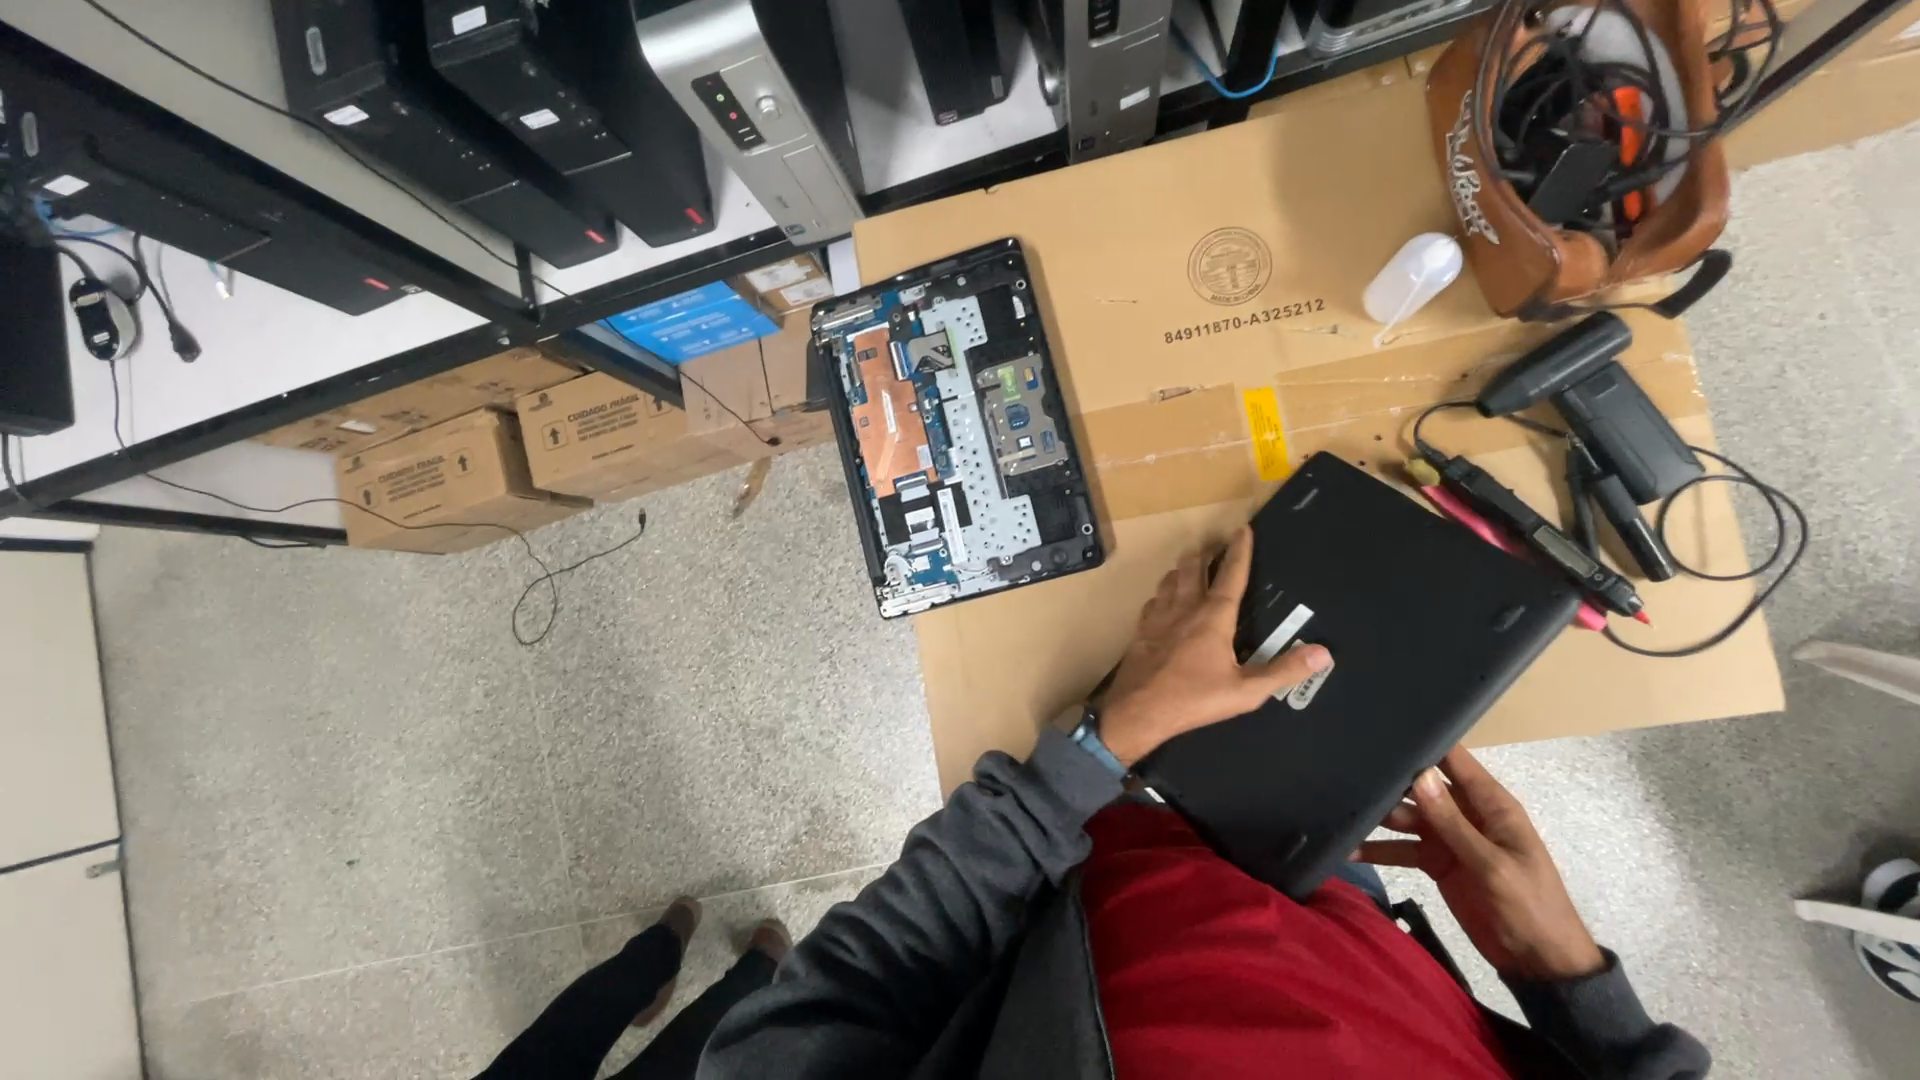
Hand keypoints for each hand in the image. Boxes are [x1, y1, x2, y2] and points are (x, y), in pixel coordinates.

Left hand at [1097, 526, 1331, 766]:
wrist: (1139, 711)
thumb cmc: (1194, 700)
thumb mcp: (1245, 691)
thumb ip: (1283, 671)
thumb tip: (1322, 653)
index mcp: (1213, 618)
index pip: (1231, 576)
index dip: (1239, 551)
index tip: (1242, 529)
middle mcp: (1184, 609)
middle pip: (1192, 569)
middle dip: (1204, 552)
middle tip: (1213, 544)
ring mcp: (1158, 619)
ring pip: (1169, 581)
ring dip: (1181, 569)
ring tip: (1189, 565)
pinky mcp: (1141, 632)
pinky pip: (1152, 602)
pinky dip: (1161, 594)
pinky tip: (1162, 600)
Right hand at [1356, 746, 1604, 981]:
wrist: (1539, 964)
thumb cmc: (1529, 907)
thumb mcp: (1492, 865)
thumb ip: (1453, 823)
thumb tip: (1419, 776)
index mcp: (1490, 806)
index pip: (1455, 762)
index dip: (1426, 742)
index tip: (1386, 726)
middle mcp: (1465, 814)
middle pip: (1421, 787)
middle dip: (1388, 779)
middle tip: (1345, 766)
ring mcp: (1447, 838)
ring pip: (1404, 816)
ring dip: (1377, 815)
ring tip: (1339, 809)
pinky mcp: (1434, 862)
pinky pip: (1400, 849)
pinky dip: (1376, 850)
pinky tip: (1348, 850)